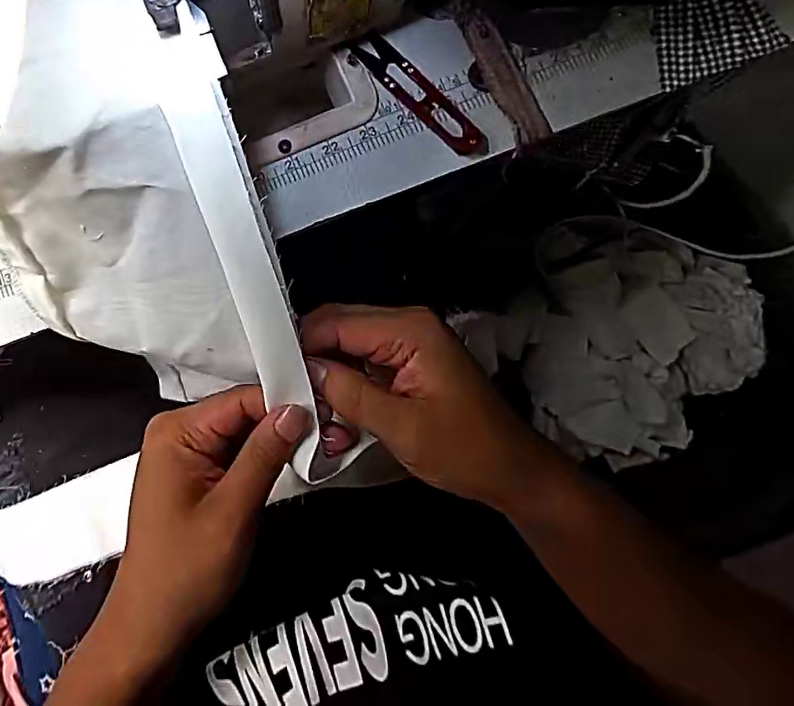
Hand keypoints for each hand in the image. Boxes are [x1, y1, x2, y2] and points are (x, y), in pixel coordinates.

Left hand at [53, 387, 308, 701]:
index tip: (319, 413)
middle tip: (321, 436)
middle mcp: (174, 434)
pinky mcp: (193, 471)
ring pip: (241, 431)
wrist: (151, 625)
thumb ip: (264, 456)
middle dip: (281, 424)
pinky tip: (283, 467)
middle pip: (242, 412)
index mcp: (174, 432)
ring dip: (274, 442)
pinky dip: (260, 459)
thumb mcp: (231, 513)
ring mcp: (183, 452)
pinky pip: (234, 451)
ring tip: (307, 452)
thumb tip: (291, 414)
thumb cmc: (177, 577)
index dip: (282, 404)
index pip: (240, 399)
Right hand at [301, 303, 560, 511]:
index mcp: (411, 330)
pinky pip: (362, 361)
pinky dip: (346, 385)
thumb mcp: (402, 427)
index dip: (304, 345)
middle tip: (296, 396)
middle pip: (338, 327)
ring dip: (329, 376)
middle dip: (314, 361)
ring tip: (321, 414)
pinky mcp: (406, 361)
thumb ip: (349, 394)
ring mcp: (407, 342)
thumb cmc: (472, 450)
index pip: (337, 322)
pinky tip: (340, 415)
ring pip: (346, 345)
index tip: (280, 372)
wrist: (513, 471)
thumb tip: (310, 371)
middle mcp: (408, 325)